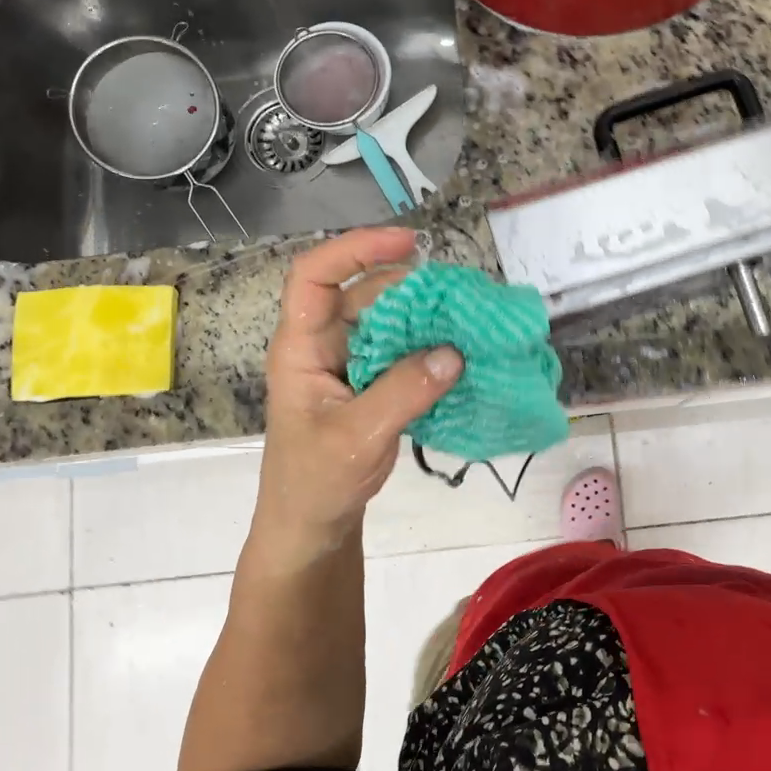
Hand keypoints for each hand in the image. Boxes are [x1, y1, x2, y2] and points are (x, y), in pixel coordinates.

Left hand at [257, 229, 461, 535]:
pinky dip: (431, 349)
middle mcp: (324, 345)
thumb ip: (404, 392)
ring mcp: (350, 365)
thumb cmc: (316, 480)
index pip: (314, 276)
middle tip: (459, 293)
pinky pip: (404, 353)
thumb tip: (454, 352)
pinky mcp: (372, 386)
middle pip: (362, 293)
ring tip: (470, 319)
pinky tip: (463, 352)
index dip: (355, 249)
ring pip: (388, 322)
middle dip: (408, 286)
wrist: (312, 526)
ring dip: (426, 318)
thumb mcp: (357, 436)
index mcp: (301, 347)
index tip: (407, 244)